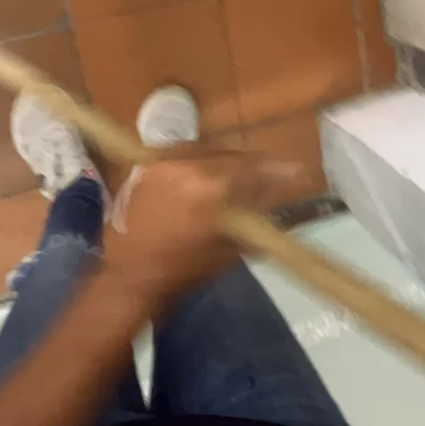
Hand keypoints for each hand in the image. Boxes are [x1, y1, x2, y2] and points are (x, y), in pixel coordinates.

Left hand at [99, 147, 307, 310]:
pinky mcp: (147, 160)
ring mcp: (165, 158)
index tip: (297, 173)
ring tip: (237, 176)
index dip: (279, 172)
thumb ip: (256, 217)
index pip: (256, 169)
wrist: (127, 274)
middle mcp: (189, 164)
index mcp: (212, 188)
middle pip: (234, 156)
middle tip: (268, 176)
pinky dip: (200, 161)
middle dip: (253, 166)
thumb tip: (279, 199)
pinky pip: (185, 153)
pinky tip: (206, 174)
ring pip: (209, 151)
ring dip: (226, 162)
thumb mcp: (229, 248)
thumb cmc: (182, 271)